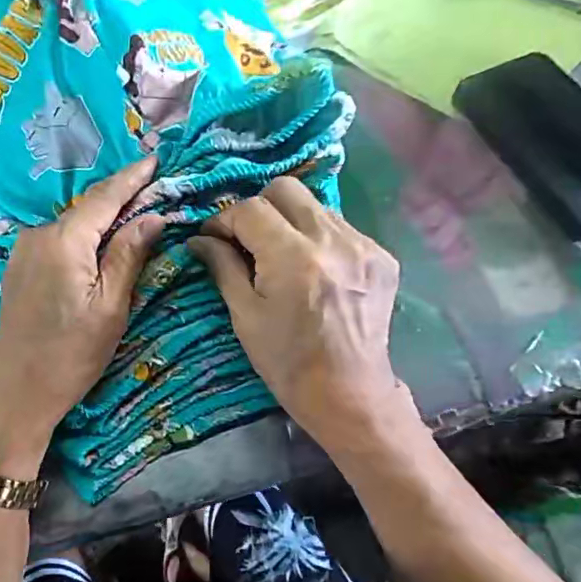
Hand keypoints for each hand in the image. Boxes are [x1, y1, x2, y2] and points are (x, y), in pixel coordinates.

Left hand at [0, 158, 165, 478]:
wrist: (19, 391)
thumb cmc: (71, 355)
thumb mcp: (110, 306)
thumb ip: (128, 255)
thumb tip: (152, 216)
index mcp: (63, 240)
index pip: (104, 197)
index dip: (132, 178)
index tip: (156, 160)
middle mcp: (37, 235)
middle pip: (86, 209)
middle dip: (119, 198)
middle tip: (153, 187)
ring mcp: (22, 251)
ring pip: (71, 225)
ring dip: (100, 219)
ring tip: (133, 213)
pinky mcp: (17, 268)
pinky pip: (56, 241)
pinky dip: (80, 237)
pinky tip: (97, 243)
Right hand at [188, 176, 417, 451]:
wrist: (346, 392)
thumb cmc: (285, 360)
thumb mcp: (245, 315)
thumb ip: (223, 267)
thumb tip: (199, 240)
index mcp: (293, 257)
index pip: (251, 209)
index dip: (224, 219)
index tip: (212, 239)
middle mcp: (332, 240)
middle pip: (285, 190)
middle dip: (258, 208)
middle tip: (246, 239)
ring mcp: (362, 245)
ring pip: (315, 205)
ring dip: (288, 221)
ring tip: (279, 255)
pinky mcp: (381, 256)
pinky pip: (339, 227)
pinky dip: (317, 238)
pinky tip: (311, 269)